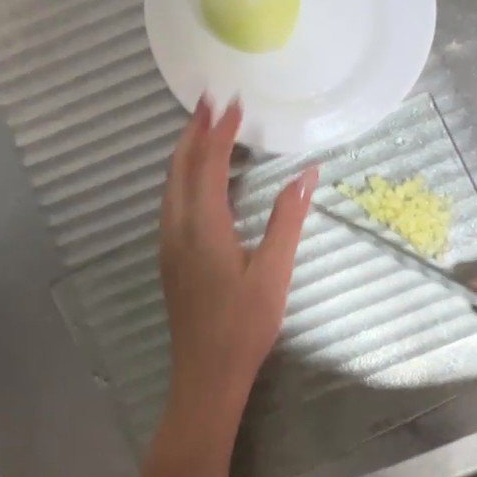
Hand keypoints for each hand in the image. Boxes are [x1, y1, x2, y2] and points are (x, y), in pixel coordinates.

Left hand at [159, 97, 318, 407]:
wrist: (207, 373)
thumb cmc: (244, 326)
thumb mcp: (273, 273)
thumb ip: (287, 221)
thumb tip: (307, 175)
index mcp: (203, 227)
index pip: (208, 165)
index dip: (219, 132)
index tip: (232, 102)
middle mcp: (177, 229)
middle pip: (179, 168)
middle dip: (193, 132)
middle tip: (209, 102)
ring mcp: (169, 246)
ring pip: (170, 187)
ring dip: (185, 155)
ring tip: (202, 131)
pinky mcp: (170, 261)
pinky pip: (171, 204)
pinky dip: (182, 179)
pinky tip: (197, 183)